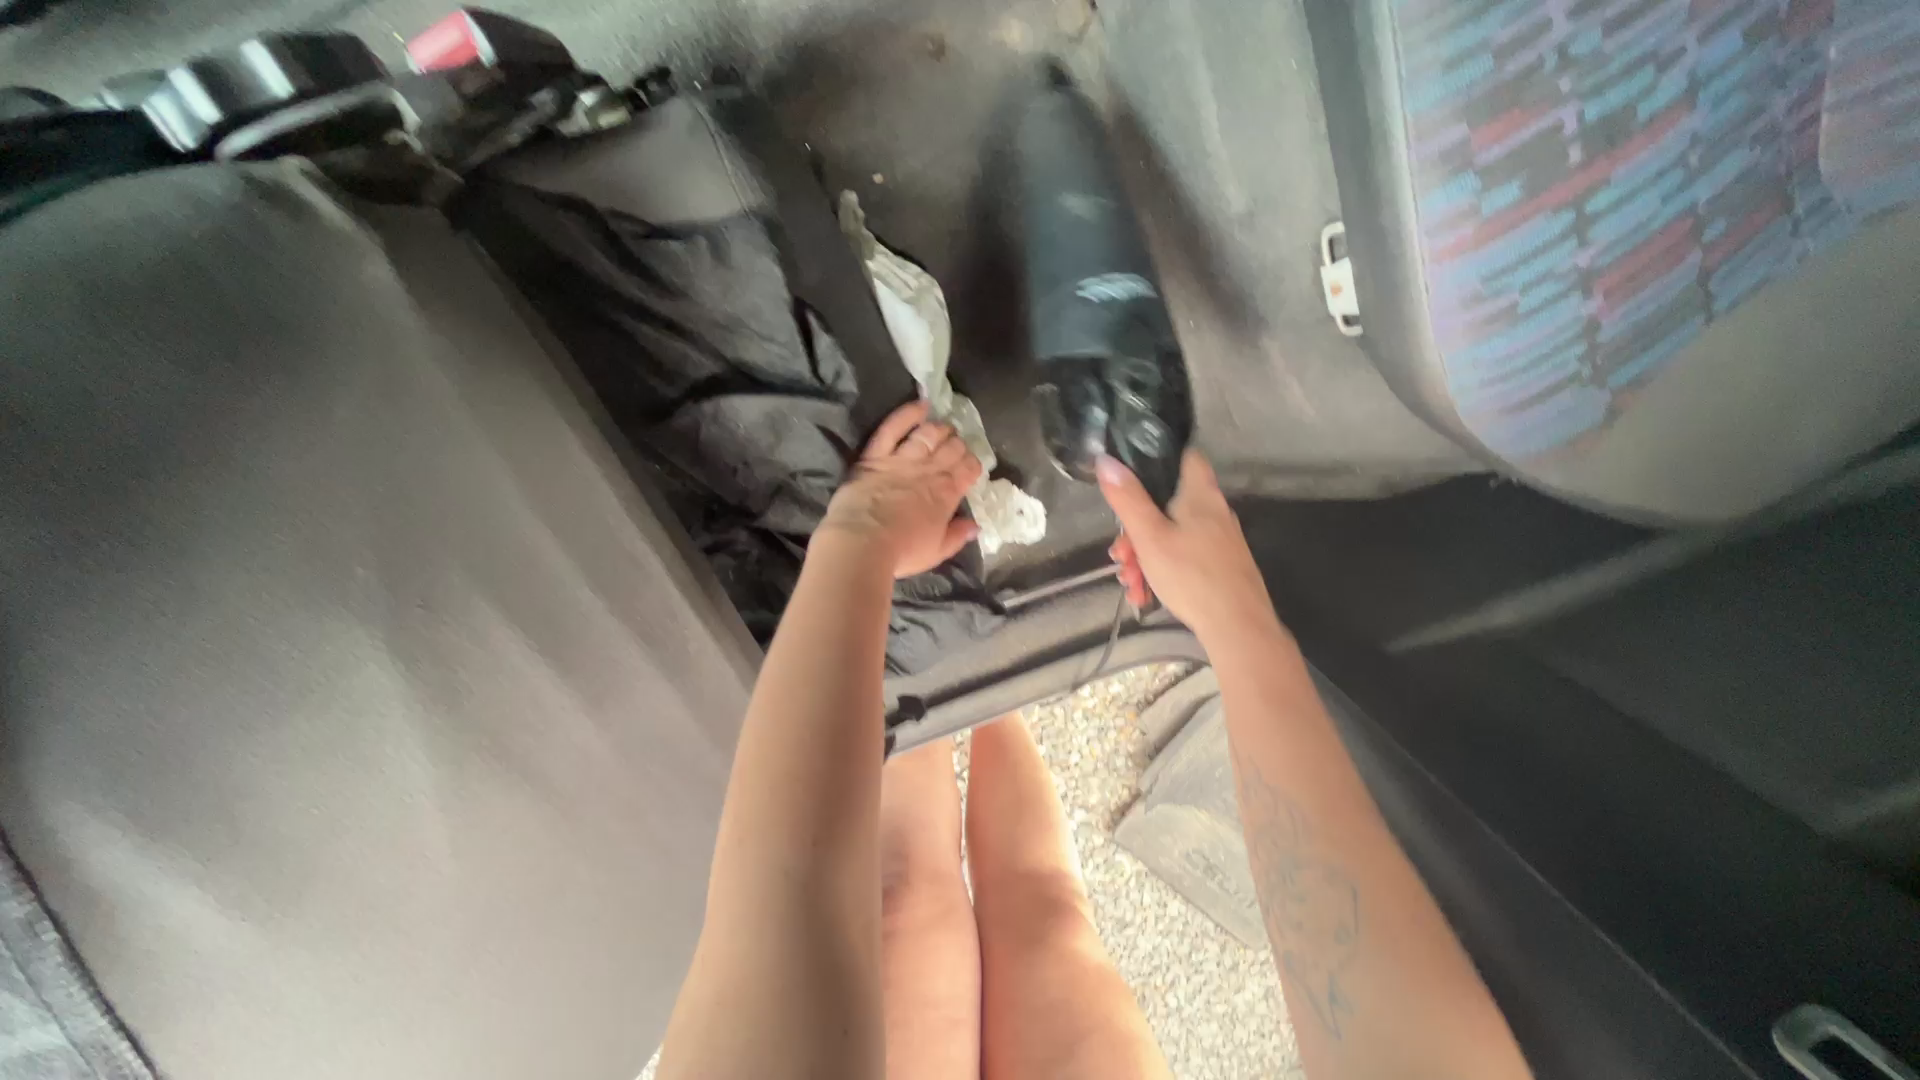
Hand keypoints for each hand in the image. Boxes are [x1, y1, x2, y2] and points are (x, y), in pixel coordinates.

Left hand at [823, 400, 983, 577]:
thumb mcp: (936, 552)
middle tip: (956, 447)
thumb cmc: (901, 552)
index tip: (970, 467)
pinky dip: (907, 414)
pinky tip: (920, 405)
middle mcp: (928, 471)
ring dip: (939, 429)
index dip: (972, 465)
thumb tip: (975, 525)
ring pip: (927, 434)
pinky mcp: (875, 455)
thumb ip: (957, 536)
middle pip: (951, 448)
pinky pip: (893, 428)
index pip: (969, 469)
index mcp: (947, 494)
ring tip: (944, 428)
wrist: (862, 544)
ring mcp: (902, 459)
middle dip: (958, 445)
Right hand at [1096, 450, 1283, 639]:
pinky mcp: (1220, 565)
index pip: (1185, 456)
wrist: (1237, 625)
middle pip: (1167, 504)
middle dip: (1136, 530)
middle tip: (1121, 554)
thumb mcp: (1149, 536)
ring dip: (1144, 556)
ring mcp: (1219, 540)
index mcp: (1200, 494)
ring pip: (1172, 535)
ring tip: (1131, 582)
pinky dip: (1163, 570)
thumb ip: (1127, 498)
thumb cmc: (1191, 575)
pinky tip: (1147, 594)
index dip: (1157, 460)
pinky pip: (1184, 557)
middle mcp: (1214, 511)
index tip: (1131, 479)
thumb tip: (1106, 460)